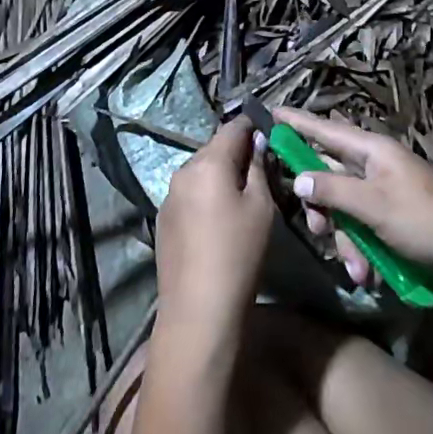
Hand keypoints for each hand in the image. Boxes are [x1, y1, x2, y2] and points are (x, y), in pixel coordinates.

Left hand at [155, 117, 274, 332]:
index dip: (251, 125)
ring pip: (200, 173)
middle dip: (236, 153)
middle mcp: (182, 172)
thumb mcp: (261, 208)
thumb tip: (256, 143)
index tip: (269, 129)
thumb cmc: (239, 253)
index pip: (231, 128)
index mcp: (207, 163)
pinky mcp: (163, 219)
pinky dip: (206, 196)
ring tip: (244, 196)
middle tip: (263, 169)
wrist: (198, 308)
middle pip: (214, 150)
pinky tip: (219, 220)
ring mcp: (168, 196)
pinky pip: (189, 194)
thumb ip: (258, 168)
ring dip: (221, 176)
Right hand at [275, 107, 432, 286]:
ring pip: (341, 207)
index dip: (295, 122)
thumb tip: (298, 180)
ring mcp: (381, 192)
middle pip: (326, 175)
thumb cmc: (425, 220)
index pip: (323, 128)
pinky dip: (360, 249)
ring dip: (344, 239)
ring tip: (357, 269)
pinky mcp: (389, 216)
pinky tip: (368, 274)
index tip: (267, 114)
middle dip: (321, 208)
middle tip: (319, 229)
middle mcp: (372, 165)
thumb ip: (331, 189)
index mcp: (370, 149)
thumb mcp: (373, 205)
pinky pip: (360, 226)